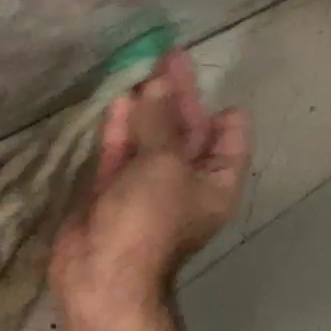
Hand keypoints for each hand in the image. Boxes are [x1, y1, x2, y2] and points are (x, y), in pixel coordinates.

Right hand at [49, 48, 251, 314]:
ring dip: (144, 107)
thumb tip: (155, 85)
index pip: (229, 136)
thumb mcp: (164, 165)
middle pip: (185, 131)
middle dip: (176, 96)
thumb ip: (159, 122)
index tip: (198, 77)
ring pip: (148, 139)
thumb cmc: (147, 222)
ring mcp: (144, 188)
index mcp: (215, 182)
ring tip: (137, 66)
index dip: (218, 106)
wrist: (101, 275)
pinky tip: (115, 100)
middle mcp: (184, 183)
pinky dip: (117, 128)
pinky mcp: (109, 192)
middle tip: (164, 56)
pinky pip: (118, 153)